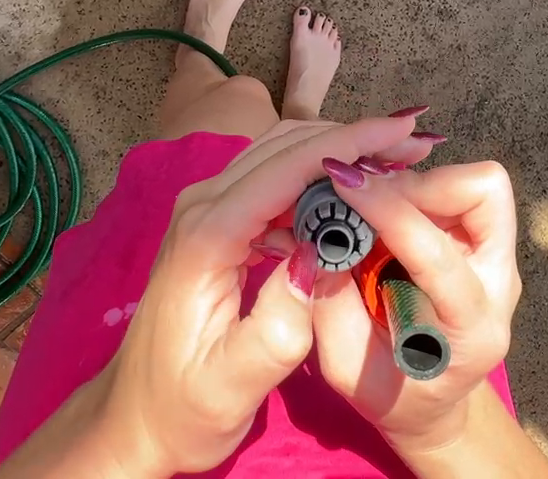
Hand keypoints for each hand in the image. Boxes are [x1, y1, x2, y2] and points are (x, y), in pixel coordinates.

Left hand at [92, 113, 430, 474]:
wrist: (133, 416)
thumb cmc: (181, 408)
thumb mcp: (232, 385)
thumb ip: (278, 325)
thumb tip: (319, 257)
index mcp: (208, 235)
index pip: (288, 167)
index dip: (349, 144)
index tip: (402, 132)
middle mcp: (204, 204)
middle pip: (287, 145)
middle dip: (354, 136)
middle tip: (415, 139)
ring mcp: (208, 206)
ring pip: (282, 152)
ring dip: (339, 147)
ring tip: (395, 156)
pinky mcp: (218, 218)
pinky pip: (275, 175)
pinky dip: (319, 171)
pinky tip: (353, 189)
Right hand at [311, 160, 521, 454]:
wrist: (435, 402)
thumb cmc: (391, 392)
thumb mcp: (346, 368)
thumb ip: (330, 305)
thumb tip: (312, 241)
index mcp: (471, 330)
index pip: (437, 255)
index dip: (388, 210)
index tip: (342, 183)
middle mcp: (500, 284)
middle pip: (484, 195)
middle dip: (419, 182)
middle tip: (365, 193)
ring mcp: (499, 256)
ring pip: (478, 183)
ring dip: (420, 180)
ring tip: (374, 200)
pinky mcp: (486, 237)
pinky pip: (462, 188)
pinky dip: (421, 183)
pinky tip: (387, 205)